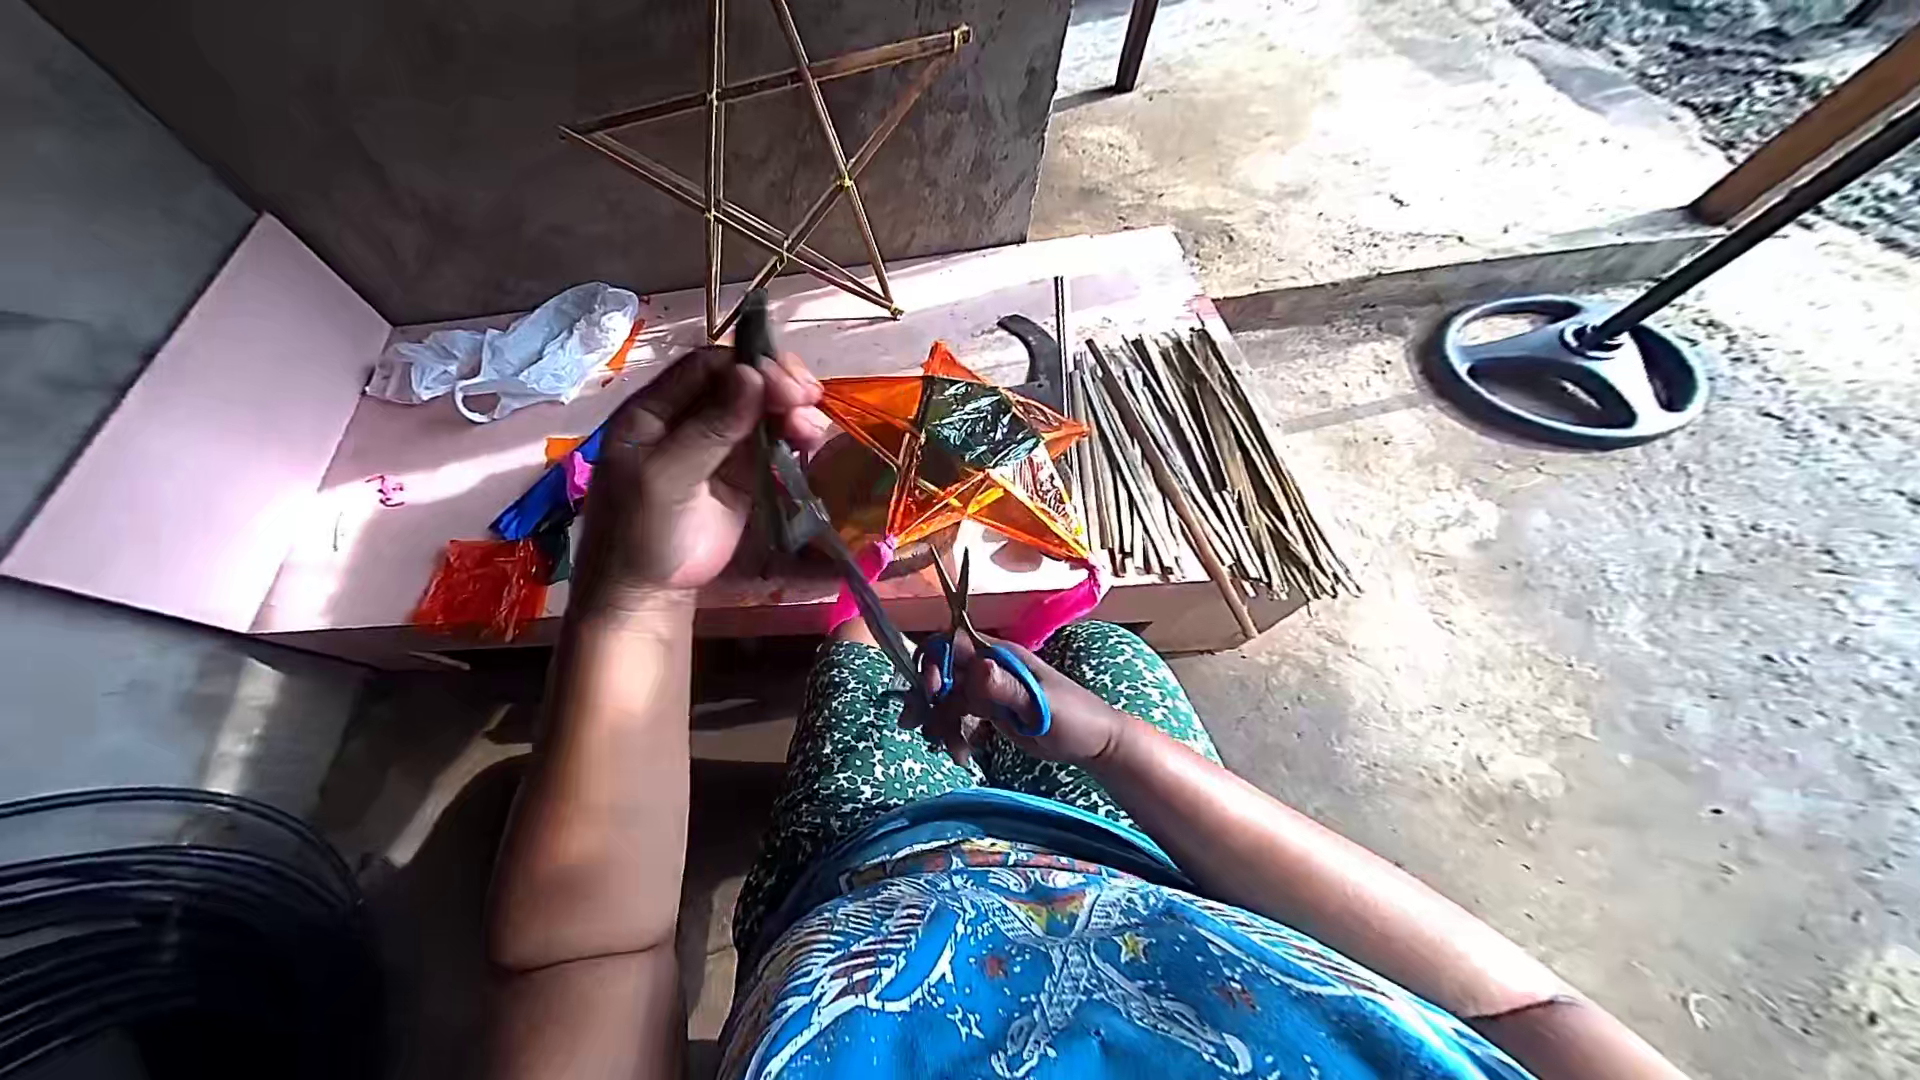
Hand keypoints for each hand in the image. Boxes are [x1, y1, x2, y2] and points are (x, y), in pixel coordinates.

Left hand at [571, 347, 830, 614]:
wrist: (650, 590)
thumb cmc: (642, 531)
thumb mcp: (666, 476)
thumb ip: (710, 428)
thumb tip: (752, 375)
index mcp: (656, 409)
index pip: (708, 367)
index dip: (749, 366)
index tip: (786, 382)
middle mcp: (690, 418)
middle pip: (741, 384)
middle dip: (778, 385)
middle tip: (809, 397)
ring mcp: (721, 445)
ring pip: (763, 411)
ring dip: (792, 411)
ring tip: (812, 429)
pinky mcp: (746, 472)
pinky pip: (775, 442)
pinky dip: (795, 436)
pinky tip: (810, 440)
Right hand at [909, 631, 1135, 768]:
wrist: (1094, 743)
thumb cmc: (1074, 717)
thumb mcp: (1040, 705)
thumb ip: (1007, 688)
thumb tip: (977, 667)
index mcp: (1001, 656)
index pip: (955, 645)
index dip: (936, 663)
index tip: (932, 692)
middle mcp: (989, 667)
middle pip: (942, 671)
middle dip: (924, 696)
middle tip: (913, 725)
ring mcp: (988, 689)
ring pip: (945, 697)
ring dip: (938, 721)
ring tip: (949, 751)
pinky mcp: (988, 710)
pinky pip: (958, 716)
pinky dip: (952, 734)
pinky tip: (960, 756)